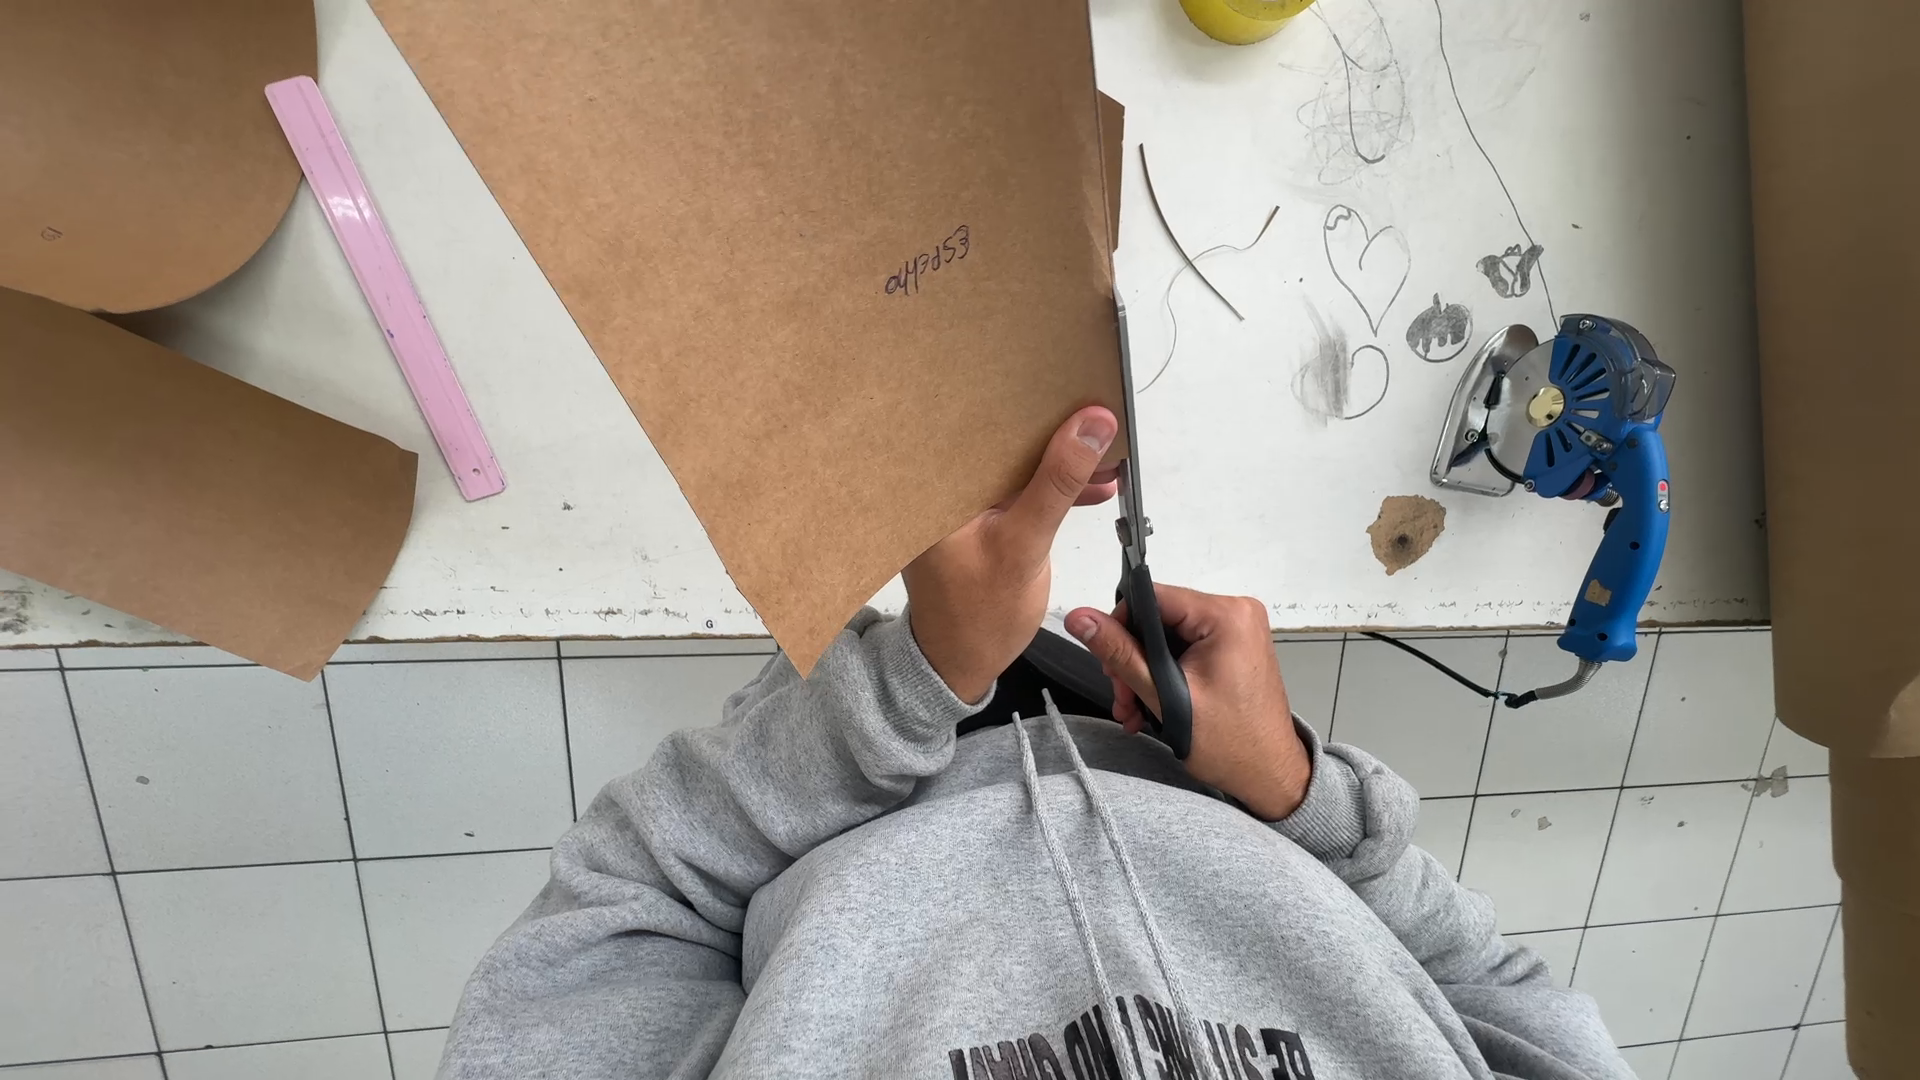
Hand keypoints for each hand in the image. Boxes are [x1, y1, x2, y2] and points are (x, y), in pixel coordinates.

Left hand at [904, 406, 1119, 703]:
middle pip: (1001, 440)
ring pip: (1019, 465)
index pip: (979, 423)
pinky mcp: (986, 520)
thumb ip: (1056, 483)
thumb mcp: (1023, 543)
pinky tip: (1093, 485)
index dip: (1024, 401)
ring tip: (1105, 453)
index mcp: (938, 486)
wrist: (962, 662)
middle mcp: (946, 488)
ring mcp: (967, 504)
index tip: (1069, 389)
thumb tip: (1089, 426)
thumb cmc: (976, 615)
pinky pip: (1024, 491)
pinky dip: (1056, 489)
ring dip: (1061, 461)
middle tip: (1094, 414)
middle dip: (1050, 427)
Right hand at [1066, 586, 1310, 819]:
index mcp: (1226, 615)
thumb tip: (1079, 617)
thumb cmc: (1230, 744)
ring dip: (1143, 672)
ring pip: (1166, 636)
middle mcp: (1236, 612)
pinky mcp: (1233, 646)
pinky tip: (1151, 704)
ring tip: (1133, 708)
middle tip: (1123, 697)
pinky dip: (1164, 673)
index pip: (1151, 597)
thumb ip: (1119, 653)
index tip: (1110, 664)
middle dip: (1131, 659)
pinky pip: (1184, 648)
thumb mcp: (1165, 696)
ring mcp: (1236, 629)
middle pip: (1157, 618)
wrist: (1272, 778)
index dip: (1121, 626)